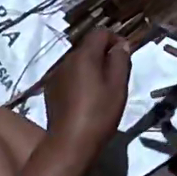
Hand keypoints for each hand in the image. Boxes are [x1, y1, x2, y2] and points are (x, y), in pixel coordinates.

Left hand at [43, 27, 131, 149]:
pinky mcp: (50, 89)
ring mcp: (56, 75)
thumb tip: (121, 44)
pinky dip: (79, 79)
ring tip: (102, 89)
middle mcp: (66, 60)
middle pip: (87, 47)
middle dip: (103, 55)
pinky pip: (68, 76)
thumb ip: (120, 60)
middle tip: (117, 75)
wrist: (70, 142)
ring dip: (90, 68)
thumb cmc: (99, 113)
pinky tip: (85, 98)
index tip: (125, 55)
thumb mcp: (118, 86)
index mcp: (84, 56)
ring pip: (77, 62)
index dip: (115, 39)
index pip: (100, 32)